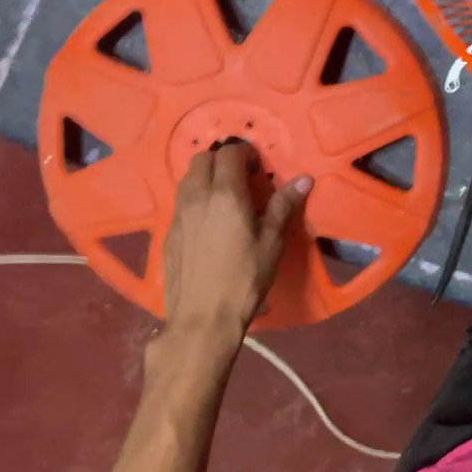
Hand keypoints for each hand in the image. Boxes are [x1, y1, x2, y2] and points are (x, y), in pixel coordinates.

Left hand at [160, 143, 310, 347]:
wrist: (203, 317)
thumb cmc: (245, 278)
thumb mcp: (272, 242)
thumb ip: (284, 206)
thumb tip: (304, 179)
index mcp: (225, 195)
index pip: (230, 154)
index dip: (246, 154)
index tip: (261, 168)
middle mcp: (196, 197)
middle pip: (202, 159)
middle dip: (223, 160)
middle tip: (244, 178)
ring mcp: (178, 215)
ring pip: (188, 179)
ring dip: (207, 177)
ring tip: (227, 197)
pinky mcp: (168, 233)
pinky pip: (181, 202)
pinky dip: (196, 199)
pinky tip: (211, 222)